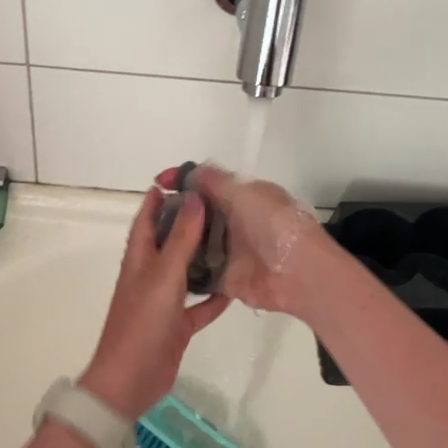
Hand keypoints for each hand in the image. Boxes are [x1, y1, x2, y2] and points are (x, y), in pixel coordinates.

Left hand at [79, 188, 232, 419]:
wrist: (130, 379)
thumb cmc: (142, 322)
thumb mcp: (164, 275)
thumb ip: (182, 238)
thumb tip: (194, 197)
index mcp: (140, 257)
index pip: (148, 217)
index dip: (161, 196)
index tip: (186, 177)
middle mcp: (150, 274)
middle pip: (171, 240)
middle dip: (191, 222)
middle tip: (224, 205)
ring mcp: (163, 300)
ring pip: (187, 270)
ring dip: (206, 256)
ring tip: (235, 238)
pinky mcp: (177, 325)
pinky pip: (199, 305)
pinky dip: (215, 296)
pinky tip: (237, 286)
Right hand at [153, 163, 335, 316]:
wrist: (298, 274)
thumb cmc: (274, 225)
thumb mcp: (245, 192)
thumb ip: (216, 180)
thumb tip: (191, 170)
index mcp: (242, 197)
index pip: (207, 183)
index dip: (183, 179)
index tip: (160, 181)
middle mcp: (233, 221)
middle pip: (197, 212)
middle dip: (174, 208)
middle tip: (150, 210)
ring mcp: (227, 250)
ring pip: (192, 239)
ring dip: (174, 236)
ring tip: (149, 235)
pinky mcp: (222, 277)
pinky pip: (196, 269)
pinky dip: (181, 264)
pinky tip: (160, 259)